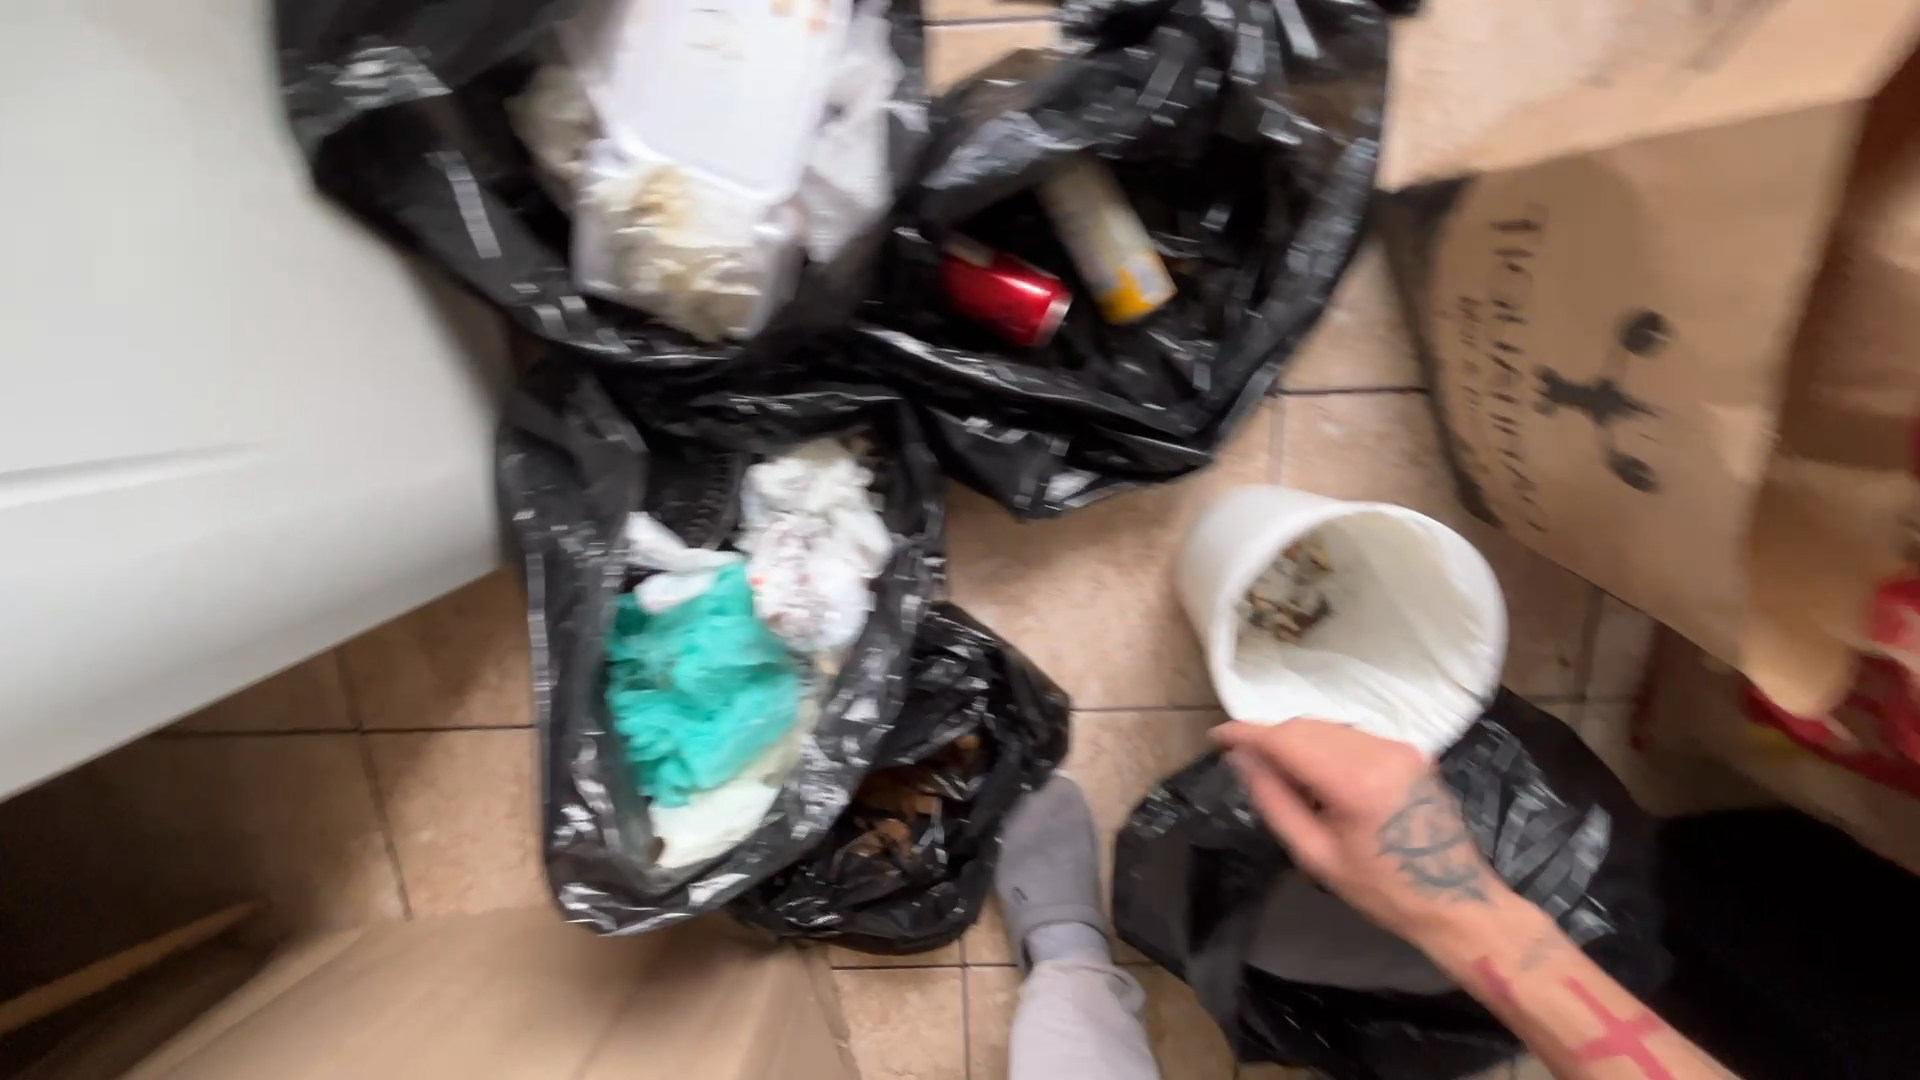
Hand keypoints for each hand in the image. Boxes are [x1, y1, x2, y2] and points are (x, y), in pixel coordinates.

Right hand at [1213, 719, 1504, 940]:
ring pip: (1325, 726)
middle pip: (1304, 726)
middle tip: (1247, 762)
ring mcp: (1398, 747)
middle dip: (1269, 738)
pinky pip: (1348, 734)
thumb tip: (1240, 757)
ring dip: (1295, 740)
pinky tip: (1318, 774)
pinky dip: (1322, 744)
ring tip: (1284, 774)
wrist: (1459, 902)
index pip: (1285, 739)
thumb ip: (1272, 799)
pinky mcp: (1409, 749)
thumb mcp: (1314, 854)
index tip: (1215, 736)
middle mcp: (1378, 752)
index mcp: (1354, 782)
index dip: (1245, 733)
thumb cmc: (1381, 889)